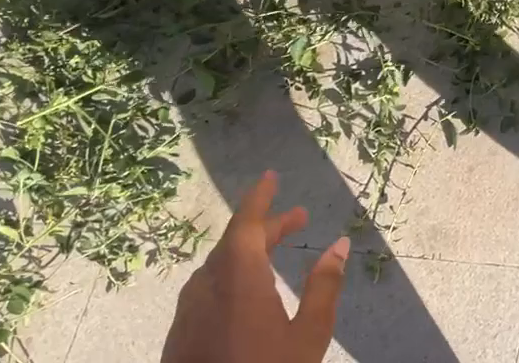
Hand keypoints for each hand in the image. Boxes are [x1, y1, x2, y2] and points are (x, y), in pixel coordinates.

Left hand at [161, 170, 349, 362]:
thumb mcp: (309, 335)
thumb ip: (324, 285)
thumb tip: (339, 244)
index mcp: (239, 282)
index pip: (246, 226)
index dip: (259, 199)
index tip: (271, 176)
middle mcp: (207, 291)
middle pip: (233, 245)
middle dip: (265, 227)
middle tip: (298, 219)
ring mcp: (188, 318)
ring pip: (216, 268)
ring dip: (246, 252)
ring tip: (274, 252)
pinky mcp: (178, 342)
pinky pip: (205, 291)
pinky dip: (230, 276)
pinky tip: (246, 292)